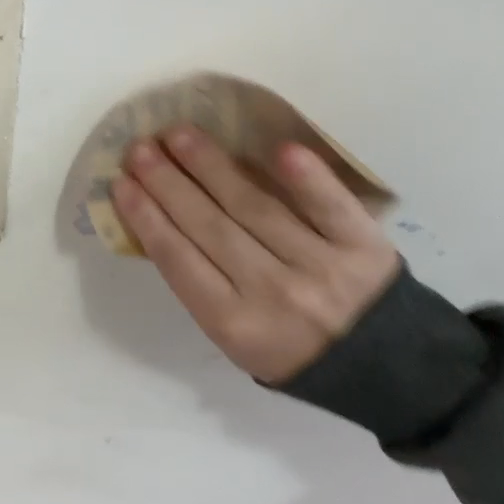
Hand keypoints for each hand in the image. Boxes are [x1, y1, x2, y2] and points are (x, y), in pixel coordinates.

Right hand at [110, 126, 399, 383]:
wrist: (381, 367)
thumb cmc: (286, 349)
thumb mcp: (229, 333)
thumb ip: (199, 283)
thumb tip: (162, 221)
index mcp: (231, 320)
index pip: (177, 257)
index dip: (146, 217)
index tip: (122, 184)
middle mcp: (271, 291)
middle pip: (209, 225)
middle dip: (168, 183)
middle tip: (140, 149)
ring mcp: (320, 266)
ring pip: (256, 207)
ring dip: (213, 166)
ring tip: (180, 135)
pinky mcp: (363, 247)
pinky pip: (331, 207)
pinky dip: (306, 179)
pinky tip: (278, 148)